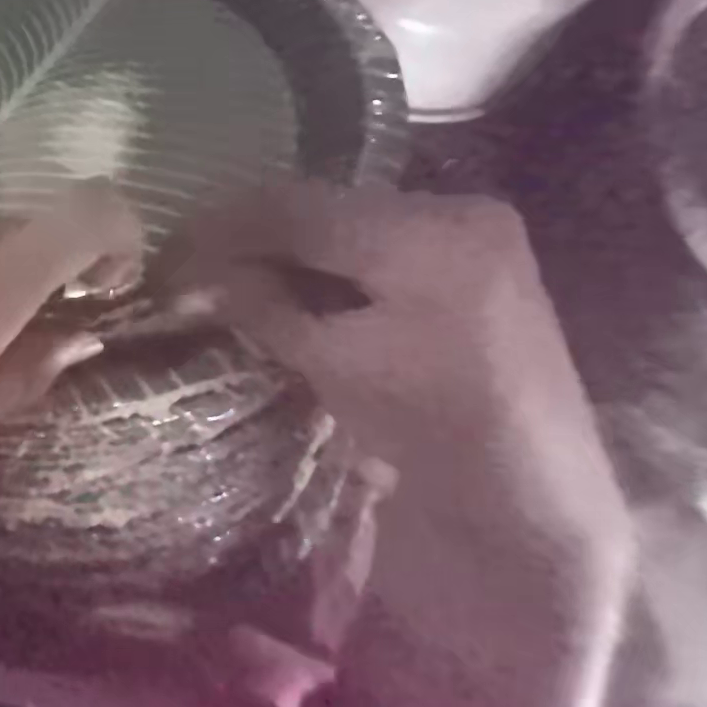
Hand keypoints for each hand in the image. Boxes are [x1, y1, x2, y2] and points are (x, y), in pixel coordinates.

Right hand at [175, 184, 625, 552]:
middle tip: (197, 263)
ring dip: (283, 246)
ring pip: (341, 220)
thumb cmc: (435, 434)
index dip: (225, 227)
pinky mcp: (467, 254)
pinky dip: (321, 258)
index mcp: (425, 233)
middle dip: (250, 235)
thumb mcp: (333, 365)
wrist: (533, 499)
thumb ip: (261, 307)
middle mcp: (451, 208)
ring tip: (233, 274)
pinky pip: (370, 239)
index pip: (296, 210)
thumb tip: (191, 276)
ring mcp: (466, 228)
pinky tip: (289, 281)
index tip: (173, 249)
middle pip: (318, 207)